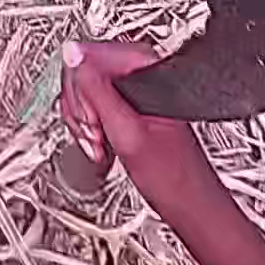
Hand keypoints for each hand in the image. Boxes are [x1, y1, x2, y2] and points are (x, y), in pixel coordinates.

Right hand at [61, 39, 206, 192]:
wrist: (191, 212)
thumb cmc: (173, 179)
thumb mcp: (126, 132)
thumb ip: (96, 90)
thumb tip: (72, 53)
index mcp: (144, 67)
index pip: (87, 56)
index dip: (82, 89)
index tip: (92, 116)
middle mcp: (138, 72)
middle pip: (82, 71)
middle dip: (81, 108)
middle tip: (98, 132)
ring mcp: (130, 89)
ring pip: (81, 89)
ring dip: (82, 120)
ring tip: (101, 142)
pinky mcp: (124, 105)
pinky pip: (88, 104)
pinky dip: (86, 127)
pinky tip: (101, 143)